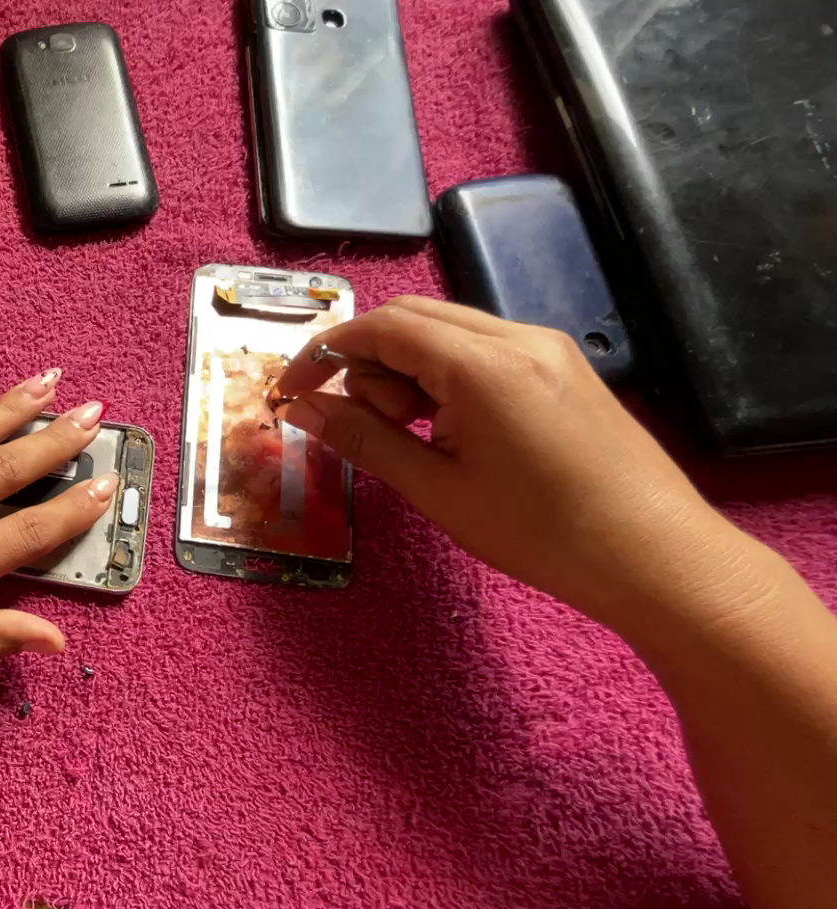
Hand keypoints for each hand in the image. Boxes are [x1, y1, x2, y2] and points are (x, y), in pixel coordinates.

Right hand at [273, 295, 744, 632]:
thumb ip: (362, 438)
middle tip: (348, 419)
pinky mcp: (554, 369)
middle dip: (358, 360)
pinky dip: (431, 378)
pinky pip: (470, 352)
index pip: (382, 328)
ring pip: (438, 333)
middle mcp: (517, 338)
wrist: (654, 556)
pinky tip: (434, 427)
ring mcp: (543, 350)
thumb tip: (302, 410)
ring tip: (403, 433)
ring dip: (396, 371)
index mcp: (486, 365)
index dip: (322, 354)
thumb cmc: (536, 529)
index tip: (289, 394)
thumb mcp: (433, 488)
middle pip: (408, 318)